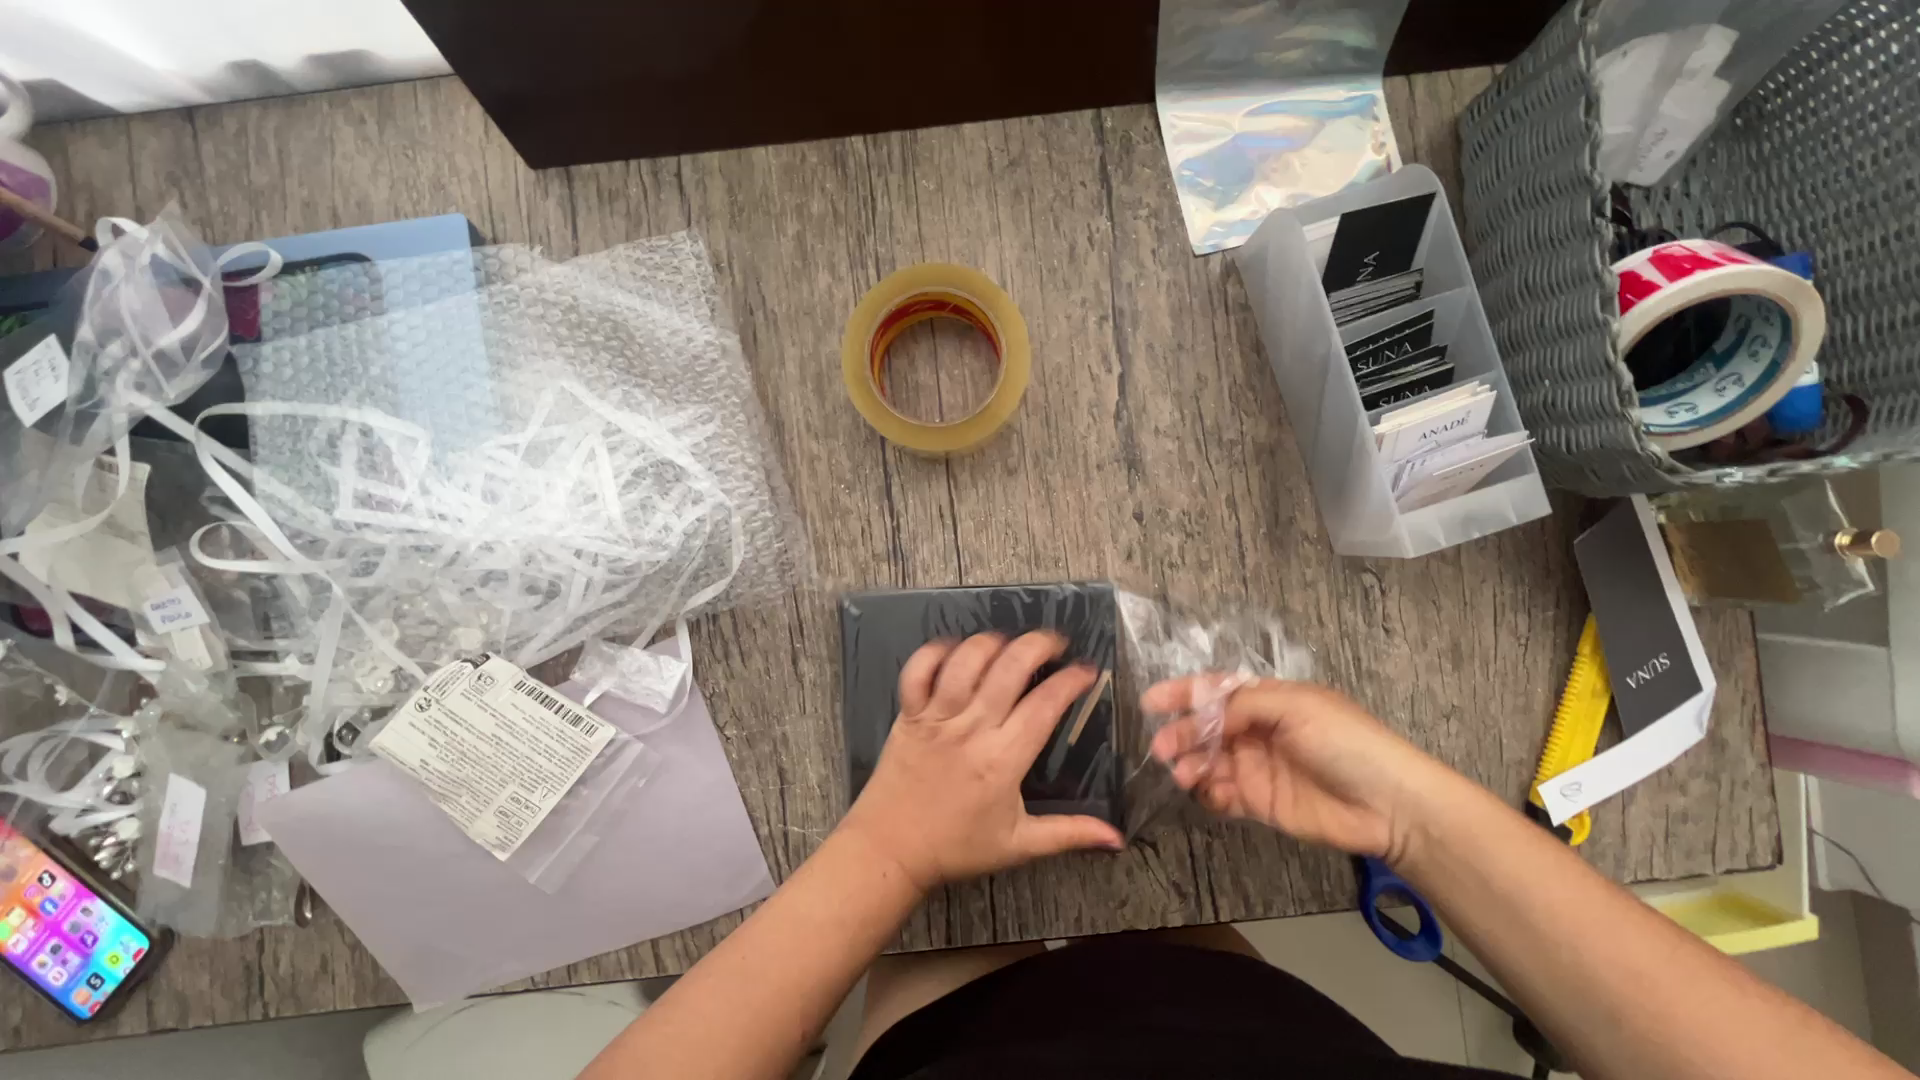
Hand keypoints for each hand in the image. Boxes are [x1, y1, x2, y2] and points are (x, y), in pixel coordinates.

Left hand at [840, 631, 1125, 892]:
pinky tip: (957, 649)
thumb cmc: (956, 847)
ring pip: (966, 661)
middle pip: (1009, 668)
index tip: (1088, 671)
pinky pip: (918, 670)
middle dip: (1039, 645)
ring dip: (993, 643)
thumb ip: (1069, 833)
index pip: (1045, 705)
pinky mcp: (908, 714)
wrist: (889, 850)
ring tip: (1010, 644)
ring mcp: (936, 718)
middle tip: (1056, 642)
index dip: (1071, 681)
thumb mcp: (1018, 845)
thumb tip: (1117, 838)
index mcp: (1003, 760)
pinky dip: (936, 651)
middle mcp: (971, 730)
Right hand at [1146, 677, 1452, 864]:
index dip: (1183, 693)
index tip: (1151, 701)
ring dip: (1191, 765)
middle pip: (1206, 728)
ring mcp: (1258, 767)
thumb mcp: (1297, 707)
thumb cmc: (1346, 743)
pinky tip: (1212, 795)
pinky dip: (1209, 794)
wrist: (1388, 805)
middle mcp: (1258, 731)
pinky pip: (1222, 795)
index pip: (1217, 691)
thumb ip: (1244, 706)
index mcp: (1270, 701)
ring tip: (1185, 775)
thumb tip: (1204, 713)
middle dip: (1181, 734)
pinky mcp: (1260, 802)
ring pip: (1208, 762)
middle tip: (1162, 749)